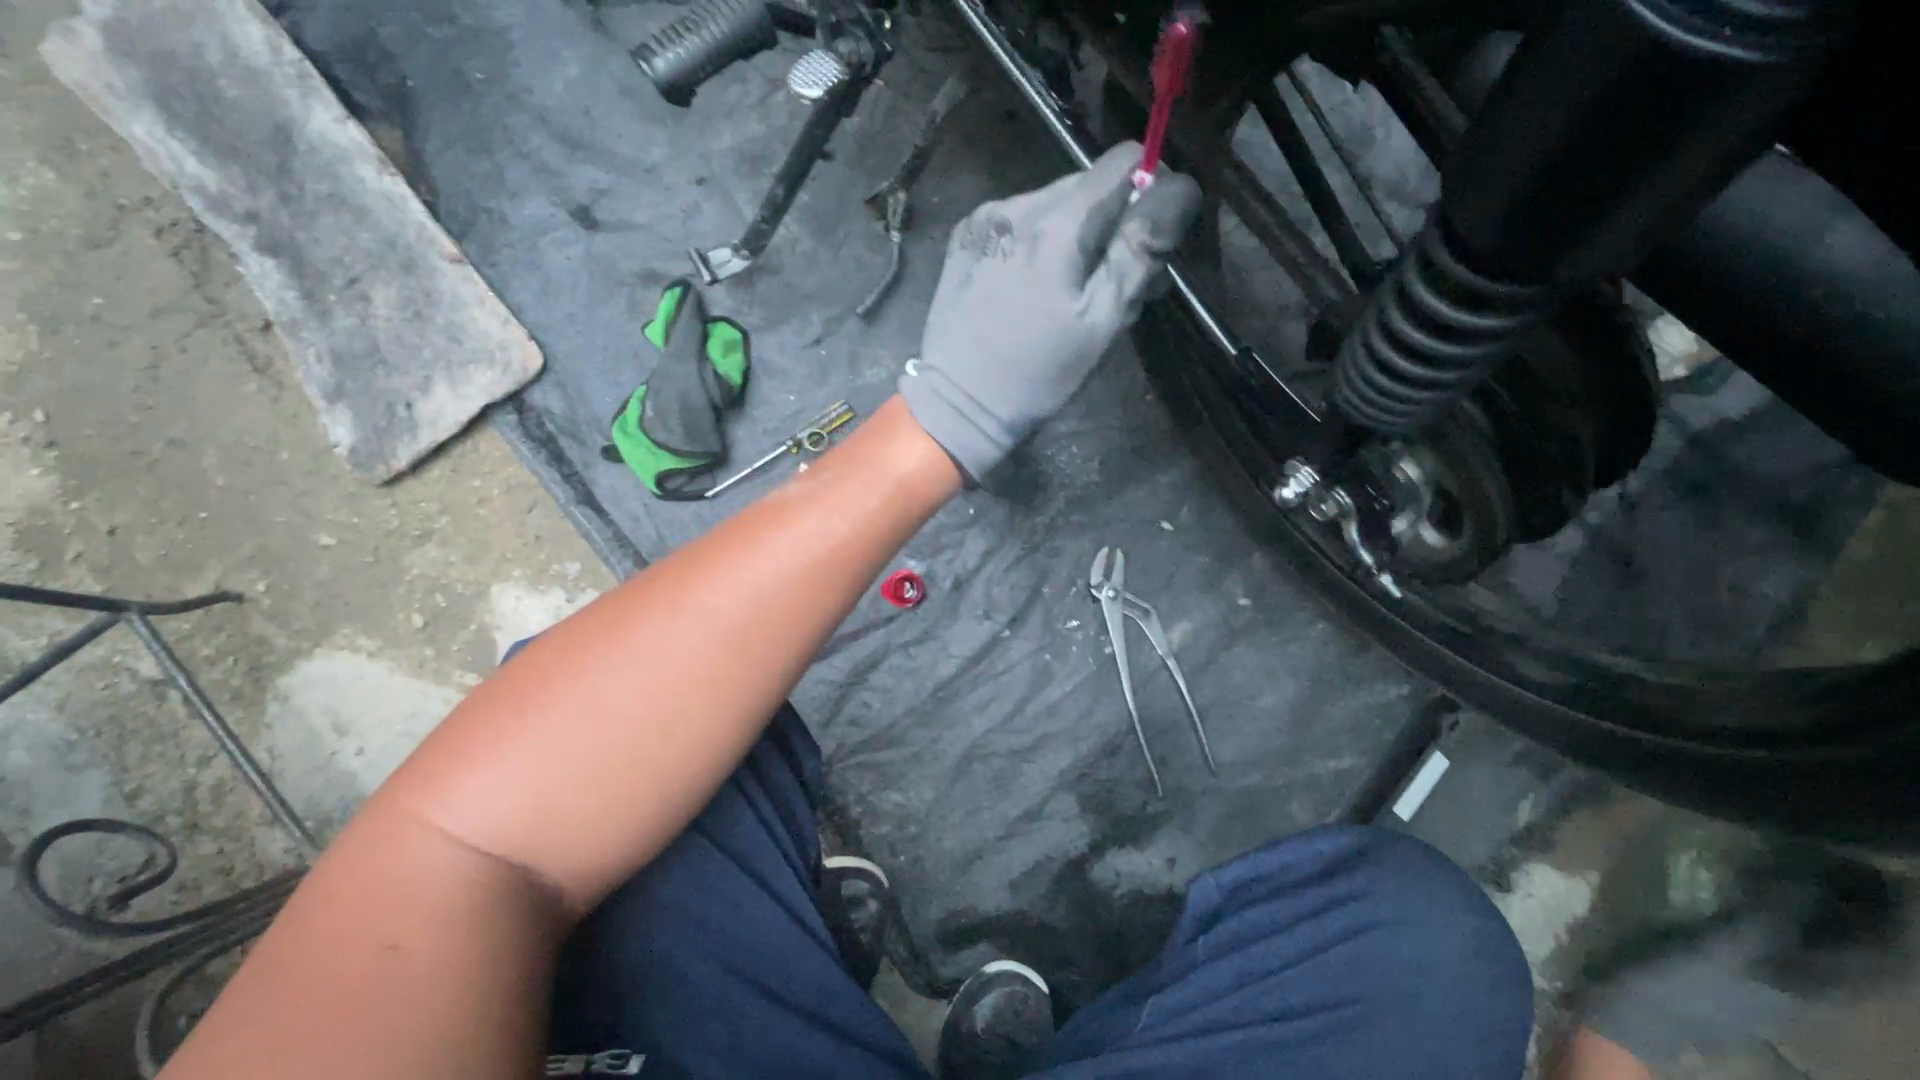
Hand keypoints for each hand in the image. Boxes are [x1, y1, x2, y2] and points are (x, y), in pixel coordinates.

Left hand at [900, 141, 1201, 480]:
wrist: (957, 404)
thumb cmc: (1037, 374)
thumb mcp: (1102, 322)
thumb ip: (1140, 250)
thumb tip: (1178, 188)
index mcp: (1055, 223)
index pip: (1123, 162)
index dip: (1151, 189)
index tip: (1151, 238)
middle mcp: (1016, 205)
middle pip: (1087, 185)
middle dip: (1113, 224)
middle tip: (1115, 285)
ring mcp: (985, 219)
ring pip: (1054, 203)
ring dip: (1077, 235)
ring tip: (1073, 293)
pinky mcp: (965, 238)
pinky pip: (1020, 222)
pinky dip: (1040, 243)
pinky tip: (1034, 288)